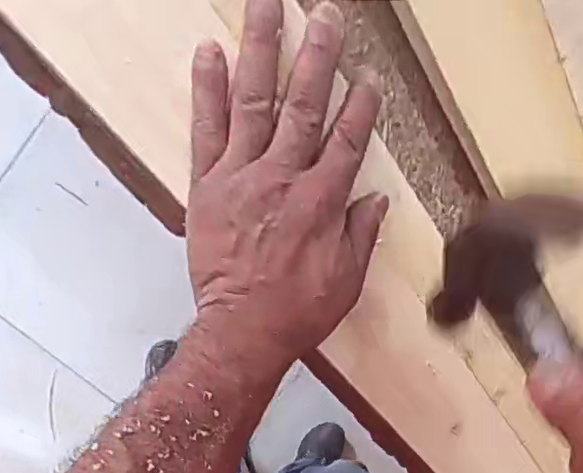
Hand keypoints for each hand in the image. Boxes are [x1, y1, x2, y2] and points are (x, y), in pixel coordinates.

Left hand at [182, 0, 388, 384]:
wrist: (244, 329)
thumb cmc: (299, 311)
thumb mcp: (346, 281)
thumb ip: (360, 236)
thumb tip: (375, 201)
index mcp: (322, 204)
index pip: (346, 143)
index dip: (360, 110)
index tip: (369, 79)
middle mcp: (283, 179)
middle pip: (304, 107)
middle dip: (317, 58)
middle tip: (326, 15)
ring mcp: (241, 176)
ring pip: (254, 101)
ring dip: (262, 49)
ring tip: (267, 4)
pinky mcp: (207, 184)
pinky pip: (206, 128)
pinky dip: (208, 89)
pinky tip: (211, 51)